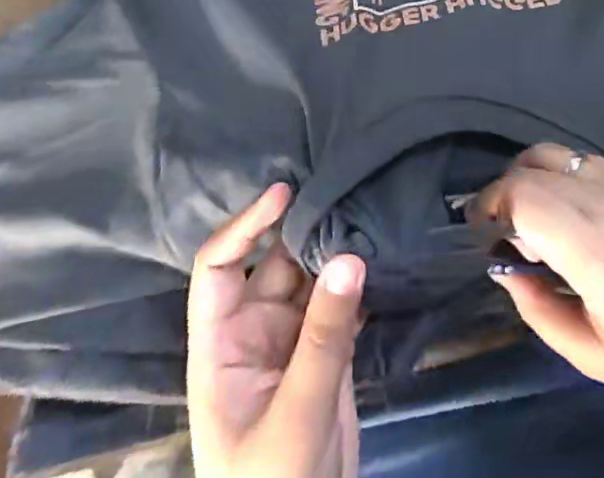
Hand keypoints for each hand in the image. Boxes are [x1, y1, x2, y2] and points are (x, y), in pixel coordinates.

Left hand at [187, 184, 366, 477]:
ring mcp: (291, 341)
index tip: (285, 191)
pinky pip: (340, 303)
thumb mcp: (295, 412)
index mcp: (221, 344)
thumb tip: (349, 256)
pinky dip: (359, 281)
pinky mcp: (325, 352)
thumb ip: (324, 336)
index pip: (219, 268)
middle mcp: (253, 332)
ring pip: (312, 280)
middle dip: (306, 230)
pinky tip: (385, 255)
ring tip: (372, 212)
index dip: (245, 226)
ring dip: (338, 252)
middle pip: (275, 264)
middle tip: (349, 191)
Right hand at [473, 144, 603, 413]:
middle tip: (500, 231)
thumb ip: (538, 309)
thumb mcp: (592, 354)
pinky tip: (569, 211)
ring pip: (558, 153)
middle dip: (502, 191)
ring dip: (531, 175)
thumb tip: (505, 271)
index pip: (521, 193)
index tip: (480, 235)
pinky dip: (560, 174)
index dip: (488, 205)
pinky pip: (585, 160)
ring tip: (532, 218)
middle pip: (532, 165)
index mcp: (592, 245)